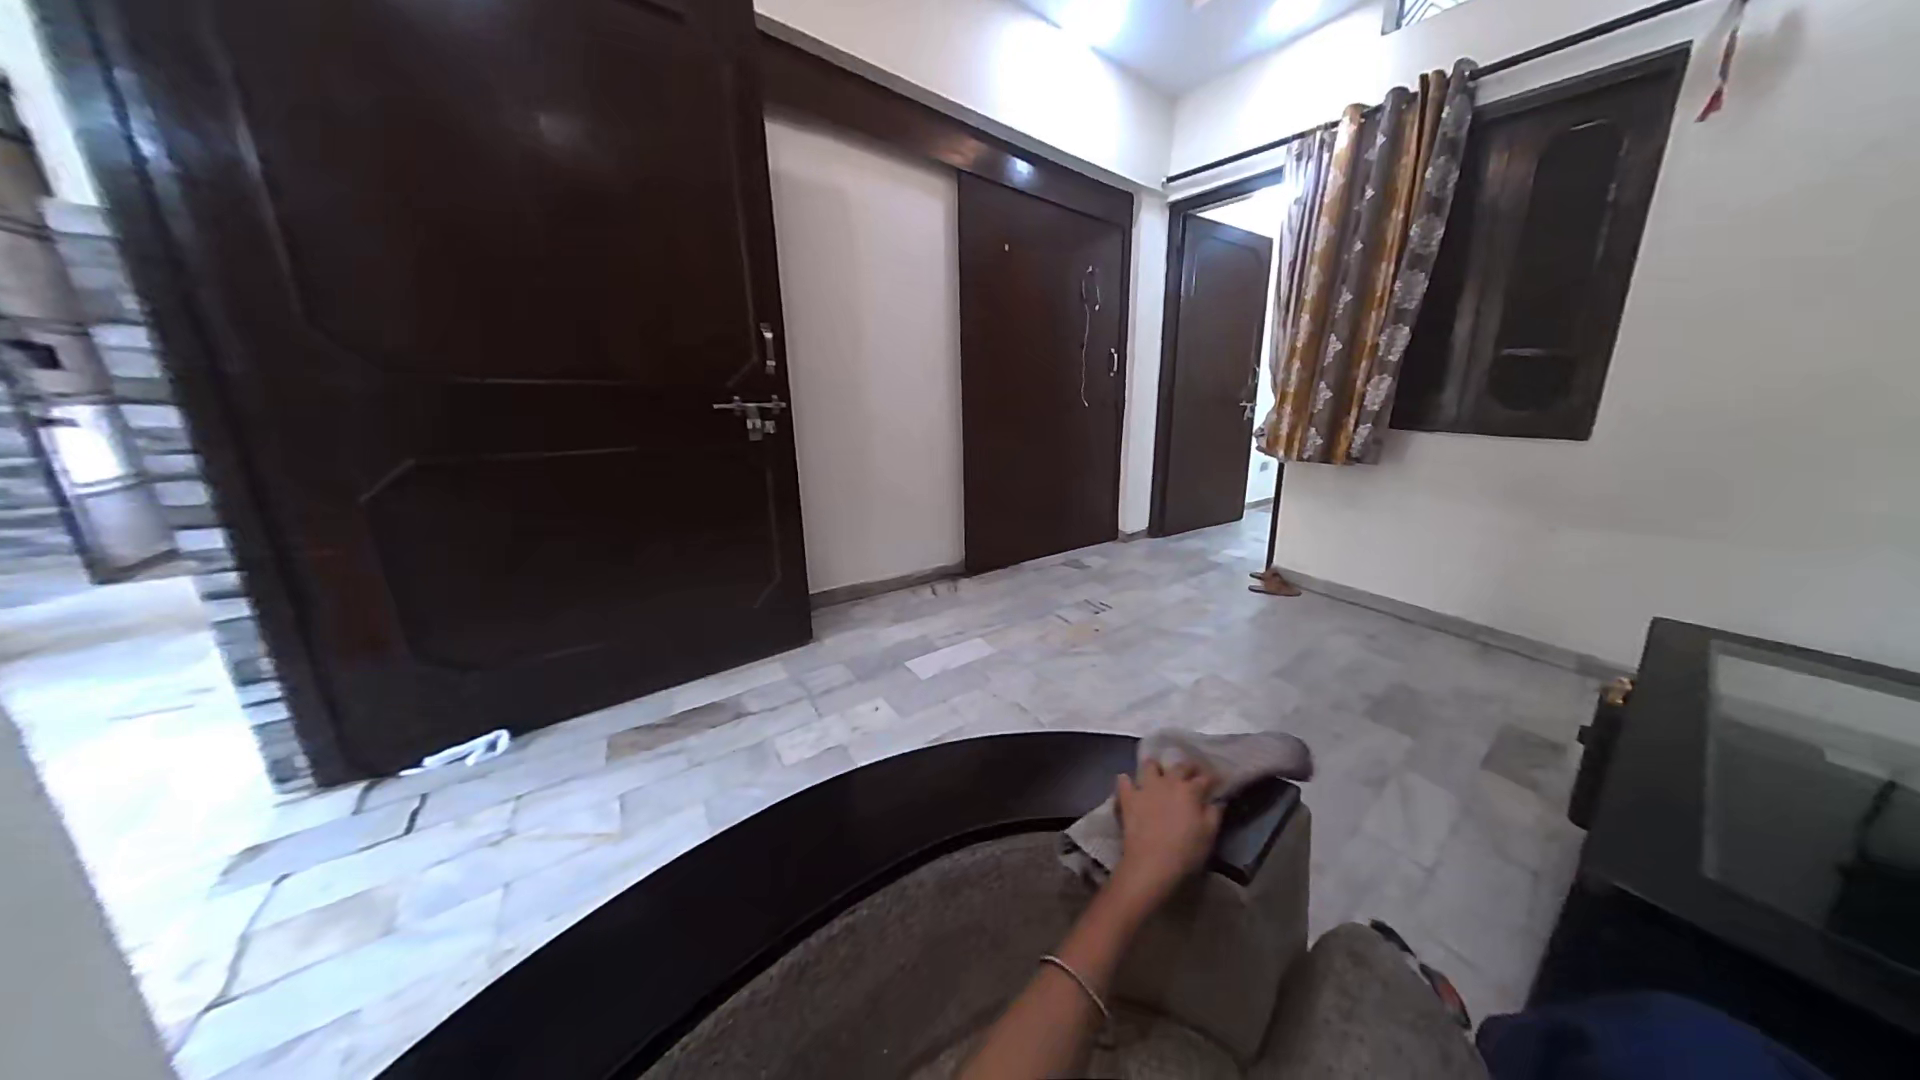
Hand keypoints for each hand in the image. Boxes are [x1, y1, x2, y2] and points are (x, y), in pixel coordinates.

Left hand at [1108, 759, 1222, 911]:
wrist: (1152, 862)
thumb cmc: (1186, 850)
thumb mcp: (1209, 834)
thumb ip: (1214, 813)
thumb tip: (1217, 801)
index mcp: (1190, 790)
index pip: (1205, 778)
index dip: (1213, 778)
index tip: (1218, 779)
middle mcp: (1168, 782)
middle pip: (1180, 766)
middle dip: (1189, 767)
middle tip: (1192, 772)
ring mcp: (1145, 787)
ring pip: (1150, 766)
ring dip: (1156, 767)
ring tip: (1158, 772)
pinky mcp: (1128, 797)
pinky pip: (1124, 781)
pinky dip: (1126, 780)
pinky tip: (1128, 783)